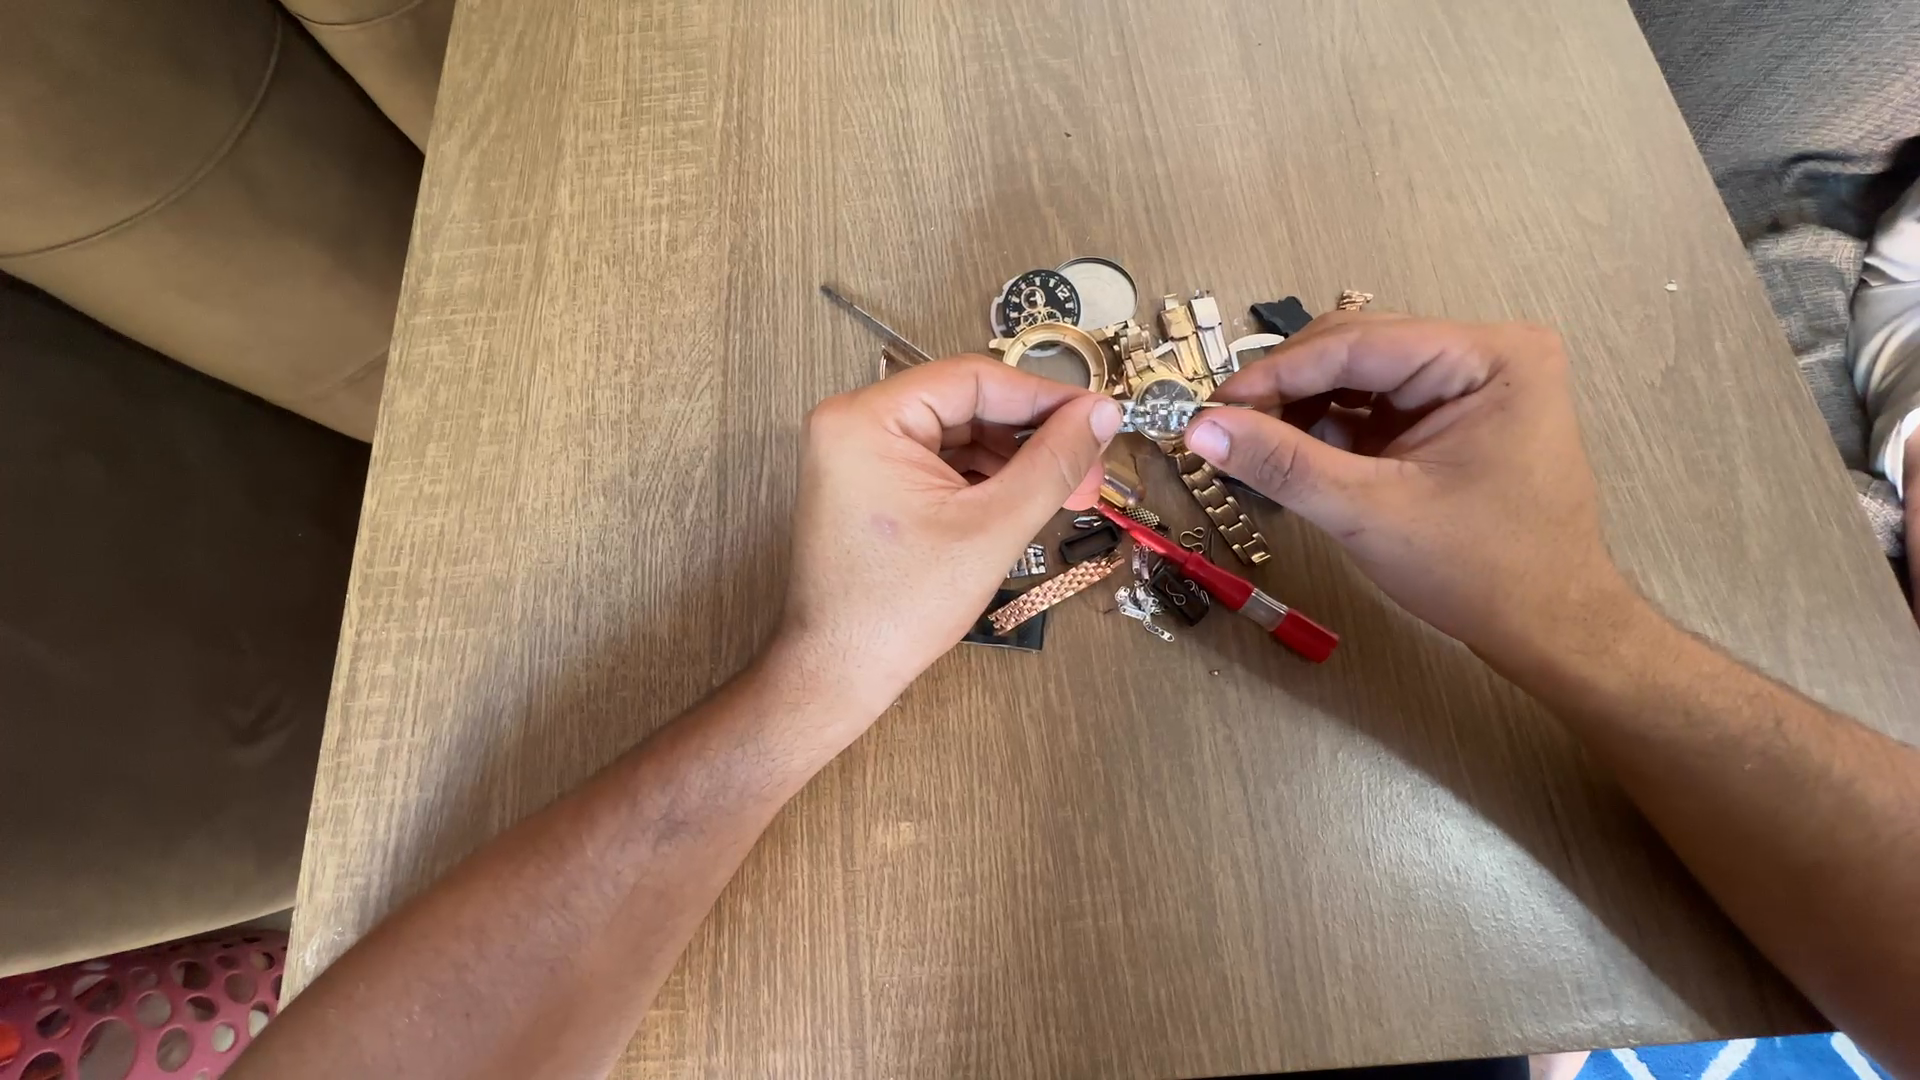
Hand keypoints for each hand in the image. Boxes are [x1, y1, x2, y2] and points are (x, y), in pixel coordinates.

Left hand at [774, 356, 1122, 716]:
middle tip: (1089, 468)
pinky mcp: (868, 484)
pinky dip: (981, 480)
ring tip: (1065, 492)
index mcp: (867, 418)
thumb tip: (1103, 414)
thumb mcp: (992, 527)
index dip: (1045, 397)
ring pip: (955, 437)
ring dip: (1012, 462)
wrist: (841, 672)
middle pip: (965, 407)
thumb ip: (1053, 464)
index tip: (1099, 416)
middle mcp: (853, 423)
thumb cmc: (902, 607)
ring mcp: (857, 454)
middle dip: (1032, 439)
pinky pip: (937, 464)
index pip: (973, 379)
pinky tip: (1022, 501)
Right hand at [1183, 313, 1631, 656]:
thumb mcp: (1366, 512)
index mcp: (1487, 357)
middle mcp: (1479, 353)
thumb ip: (1280, 464)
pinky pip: (1365, 404)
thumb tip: (1197, 429)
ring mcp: (1462, 383)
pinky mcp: (1442, 414)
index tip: (1207, 407)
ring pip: (1351, 374)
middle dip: (1284, 389)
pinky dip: (1321, 427)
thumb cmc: (1474, 569)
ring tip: (1254, 447)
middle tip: (1224, 429)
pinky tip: (1293, 455)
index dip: (1273, 373)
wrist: (1543, 624)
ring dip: (1297, 407)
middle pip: (1352, 348)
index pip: (1356, 344)